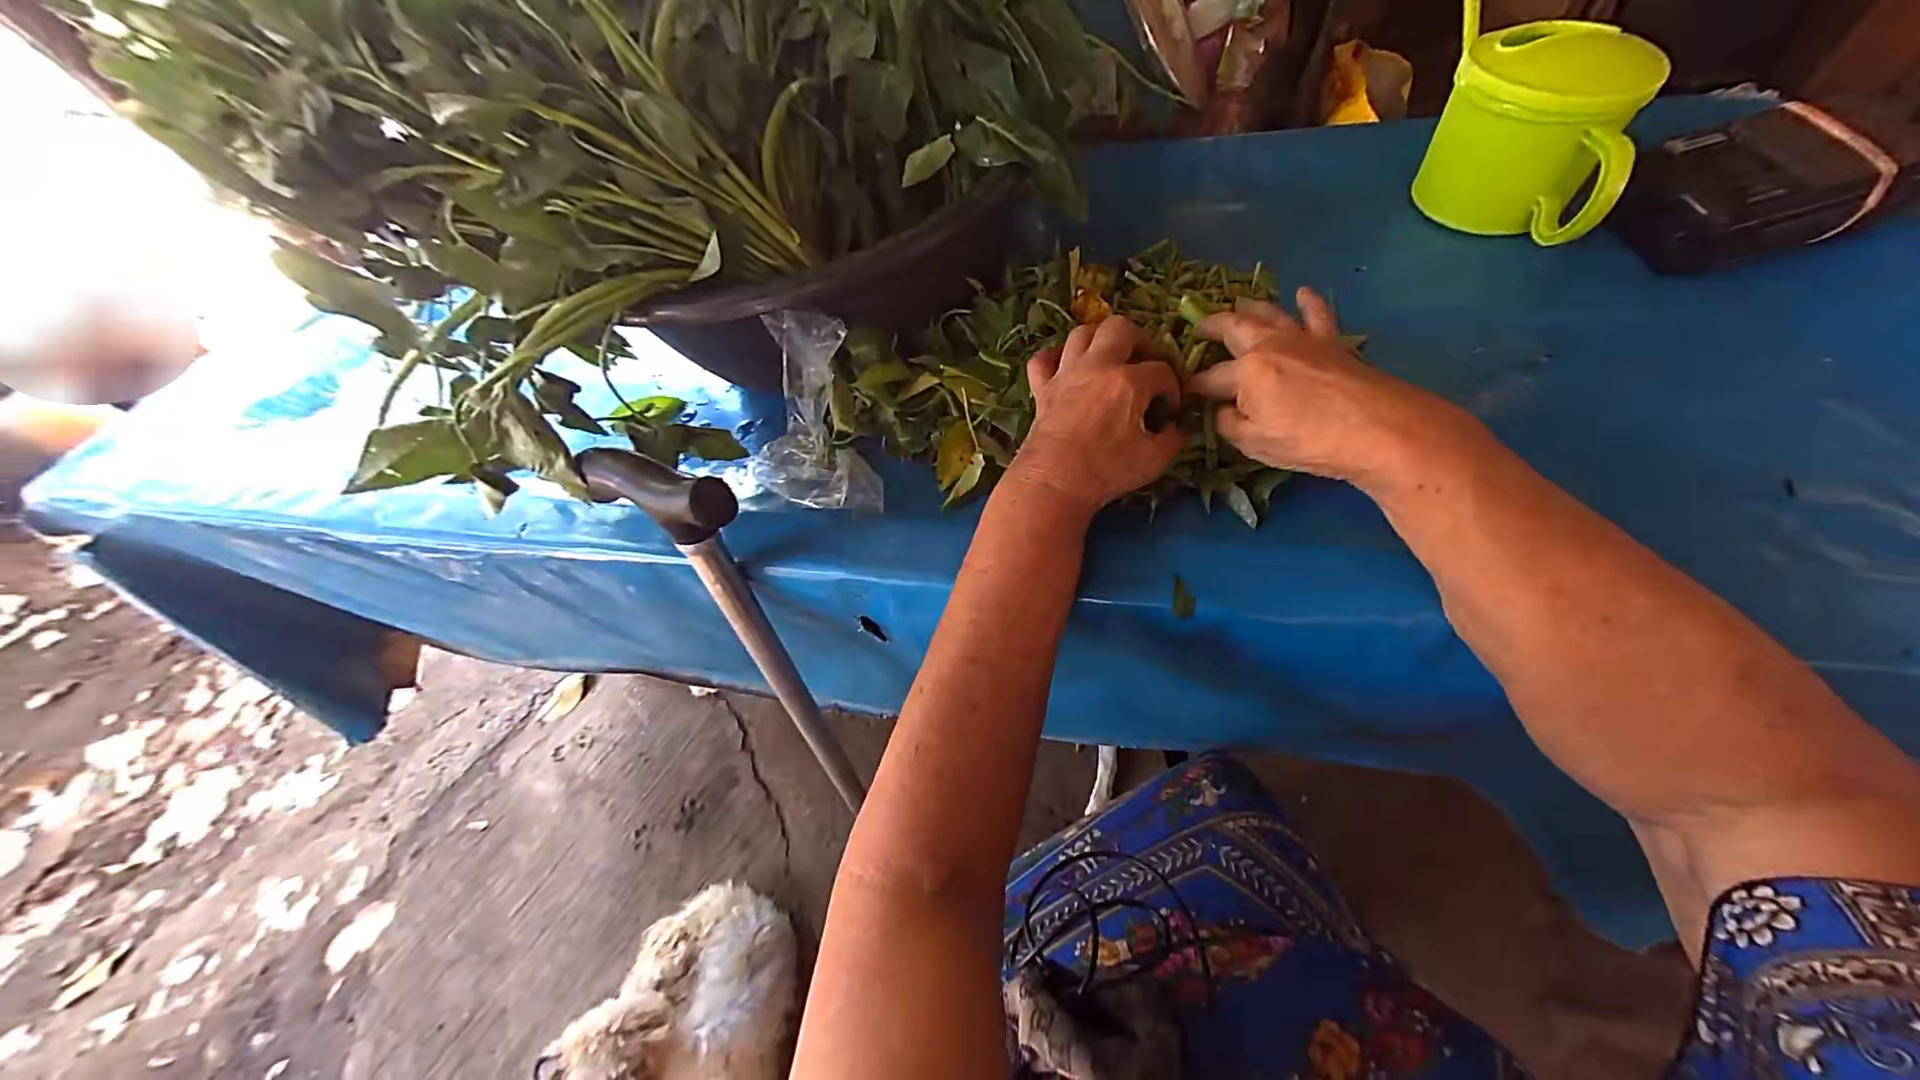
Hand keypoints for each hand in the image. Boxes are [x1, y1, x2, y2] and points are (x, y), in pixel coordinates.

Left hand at [1011, 316, 1183, 512]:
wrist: (1053, 484)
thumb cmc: (1106, 472)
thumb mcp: (1153, 460)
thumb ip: (1172, 439)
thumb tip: (1177, 429)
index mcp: (1128, 382)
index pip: (1162, 371)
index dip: (1173, 389)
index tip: (1170, 411)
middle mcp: (1096, 367)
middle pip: (1121, 328)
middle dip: (1141, 342)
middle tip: (1146, 366)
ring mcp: (1065, 375)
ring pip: (1081, 333)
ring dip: (1099, 340)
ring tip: (1110, 360)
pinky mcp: (1041, 389)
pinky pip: (1042, 360)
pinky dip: (1054, 358)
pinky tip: (1066, 369)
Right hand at [1190, 287, 1481, 493]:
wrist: (1378, 429)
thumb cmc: (1308, 440)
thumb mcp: (1254, 443)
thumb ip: (1229, 424)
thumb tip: (1220, 411)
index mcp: (1245, 371)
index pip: (1209, 378)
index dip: (1193, 386)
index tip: (1181, 393)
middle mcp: (1269, 345)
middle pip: (1234, 329)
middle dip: (1212, 327)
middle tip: (1199, 327)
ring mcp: (1303, 339)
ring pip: (1270, 313)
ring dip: (1251, 307)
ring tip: (1239, 304)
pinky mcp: (1332, 342)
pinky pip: (1317, 314)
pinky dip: (1308, 302)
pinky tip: (1302, 293)